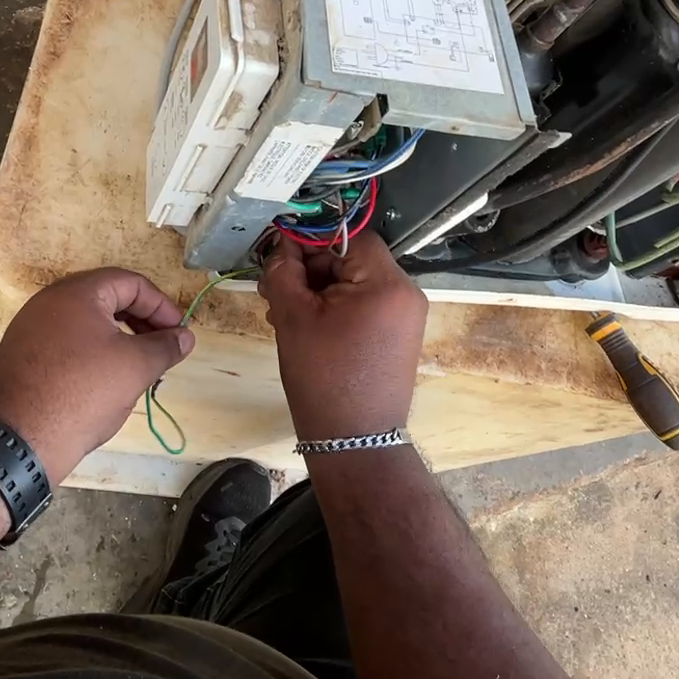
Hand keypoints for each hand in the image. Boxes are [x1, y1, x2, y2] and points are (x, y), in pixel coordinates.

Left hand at [0, 269, 195, 480]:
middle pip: (108, 299)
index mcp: (77, 292)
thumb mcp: (134, 367)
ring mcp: (31, 329)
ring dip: (120, 339)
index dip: (161, 306)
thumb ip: (164, 346)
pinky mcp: (23, 356)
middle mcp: (50, 301)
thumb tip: (185, 336)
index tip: (179, 333)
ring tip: (138, 368)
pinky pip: (68, 343)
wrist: (14, 443)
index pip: (131, 283)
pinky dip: (94, 353)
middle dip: (142, 322)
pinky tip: (106, 382)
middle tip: (162, 348)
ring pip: (88, 323)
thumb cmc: (81, 393)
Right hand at [258, 231, 427, 440]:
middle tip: (273, 289)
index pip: (349, 236)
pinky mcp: (398, 334)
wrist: (353, 442)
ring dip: (317, 290)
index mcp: (387, 283)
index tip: (280, 257)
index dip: (311, 241)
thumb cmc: (323, 377)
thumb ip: (284, 271)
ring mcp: (405, 315)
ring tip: (281, 312)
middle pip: (351, 260)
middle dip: (309, 271)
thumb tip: (282, 245)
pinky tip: (303, 326)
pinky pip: (363, 305)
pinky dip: (334, 308)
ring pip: (354, 283)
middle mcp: (406, 292)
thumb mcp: (293, 317)